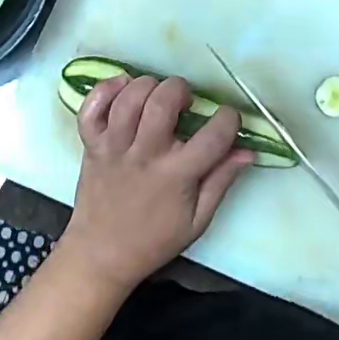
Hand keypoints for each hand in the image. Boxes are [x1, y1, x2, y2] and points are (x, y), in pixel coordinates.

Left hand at [57, 75, 255, 290]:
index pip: (212, 136)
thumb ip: (221, 180)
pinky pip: (92, 108)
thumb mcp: (198, 219)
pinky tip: (122, 86)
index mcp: (176, 175)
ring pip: (129, 99)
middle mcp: (144, 155)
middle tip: (185, 100)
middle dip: (180, 89)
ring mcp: (114, 147)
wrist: (102, 254)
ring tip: (156, 94)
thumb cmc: (155, 239)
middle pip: (162, 103)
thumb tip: (247, 150)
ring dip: (147, 85)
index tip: (228, 118)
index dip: (228, 119)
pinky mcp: (91, 144)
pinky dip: (105, 89)